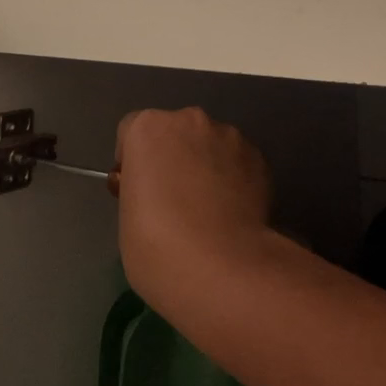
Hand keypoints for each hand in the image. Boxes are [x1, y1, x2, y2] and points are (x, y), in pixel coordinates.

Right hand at [113, 107, 272, 302]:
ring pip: (210, 145)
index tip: (137, 192)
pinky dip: (233, 179)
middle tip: (173, 202)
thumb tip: (155, 189)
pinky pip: (237, 162)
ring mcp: (229, 136)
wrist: (220, 266)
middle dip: (173, 157)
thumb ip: (139, 188)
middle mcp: (190, 120)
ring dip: (206, 165)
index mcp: (149, 128)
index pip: (132, 130)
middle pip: (175, 132)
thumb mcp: (127, 216)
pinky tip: (231, 214)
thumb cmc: (157, 245)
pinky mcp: (258, 157)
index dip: (133, 160)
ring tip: (208, 212)